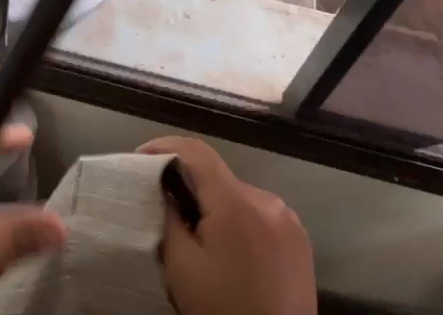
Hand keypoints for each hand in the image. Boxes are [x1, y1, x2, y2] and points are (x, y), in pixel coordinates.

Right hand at [140, 136, 315, 314]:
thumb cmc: (223, 310)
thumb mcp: (181, 267)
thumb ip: (169, 218)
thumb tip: (164, 187)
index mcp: (236, 203)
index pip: (197, 152)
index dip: (165, 146)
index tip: (141, 156)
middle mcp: (267, 201)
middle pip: (218, 177)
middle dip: (191, 187)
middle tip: (166, 210)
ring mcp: (289, 220)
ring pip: (239, 197)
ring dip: (217, 207)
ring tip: (200, 238)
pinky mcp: (301, 240)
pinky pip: (261, 215)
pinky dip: (240, 222)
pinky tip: (231, 251)